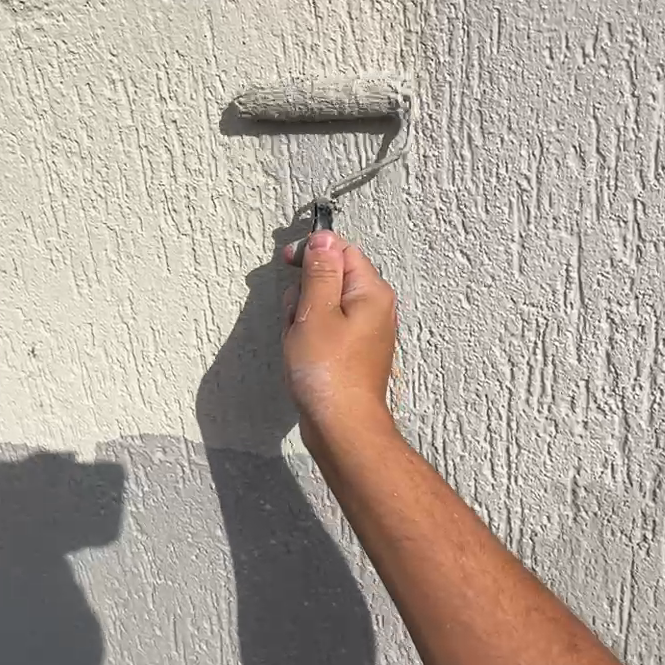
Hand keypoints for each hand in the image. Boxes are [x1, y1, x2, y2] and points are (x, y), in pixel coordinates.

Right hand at [280, 230, 398, 446]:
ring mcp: (363, 331)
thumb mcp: (316, 311)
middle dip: (305, 292)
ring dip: (303, 317)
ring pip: (323, 305)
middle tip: (299, 318)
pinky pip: (325, 329)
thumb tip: (323, 238)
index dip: (313, 251)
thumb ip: (320, 270)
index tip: (289, 262)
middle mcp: (374, 308)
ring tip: (301, 342)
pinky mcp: (352, 351)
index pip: (342, 250)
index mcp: (371, 292)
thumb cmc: (329, 372)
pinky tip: (303, 355)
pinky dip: (309, 336)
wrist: (341, 425)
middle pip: (331, 277)